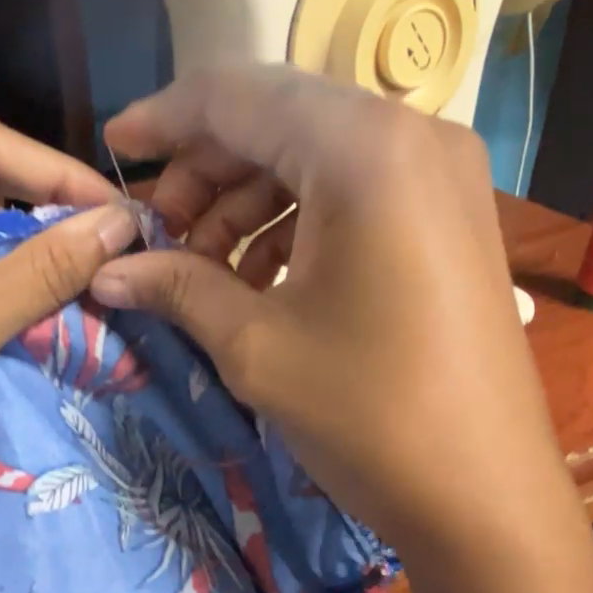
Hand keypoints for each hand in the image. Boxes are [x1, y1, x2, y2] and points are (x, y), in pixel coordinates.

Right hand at [95, 67, 568, 554]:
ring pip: (315, 157)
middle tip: (157, 235)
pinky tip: (261, 280)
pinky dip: (298, 223)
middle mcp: (411, 135)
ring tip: (202, 270)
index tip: (112, 152)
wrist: (485, 493)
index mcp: (362, 149)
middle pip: (278, 120)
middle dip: (205, 172)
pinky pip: (356, 191)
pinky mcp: (451, 217)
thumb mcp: (257, 347)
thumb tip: (107, 270)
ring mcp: (442, 175)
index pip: (236, 98)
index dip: (163, 120)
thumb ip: (178, 287)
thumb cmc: (368, 416)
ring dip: (247, 203)